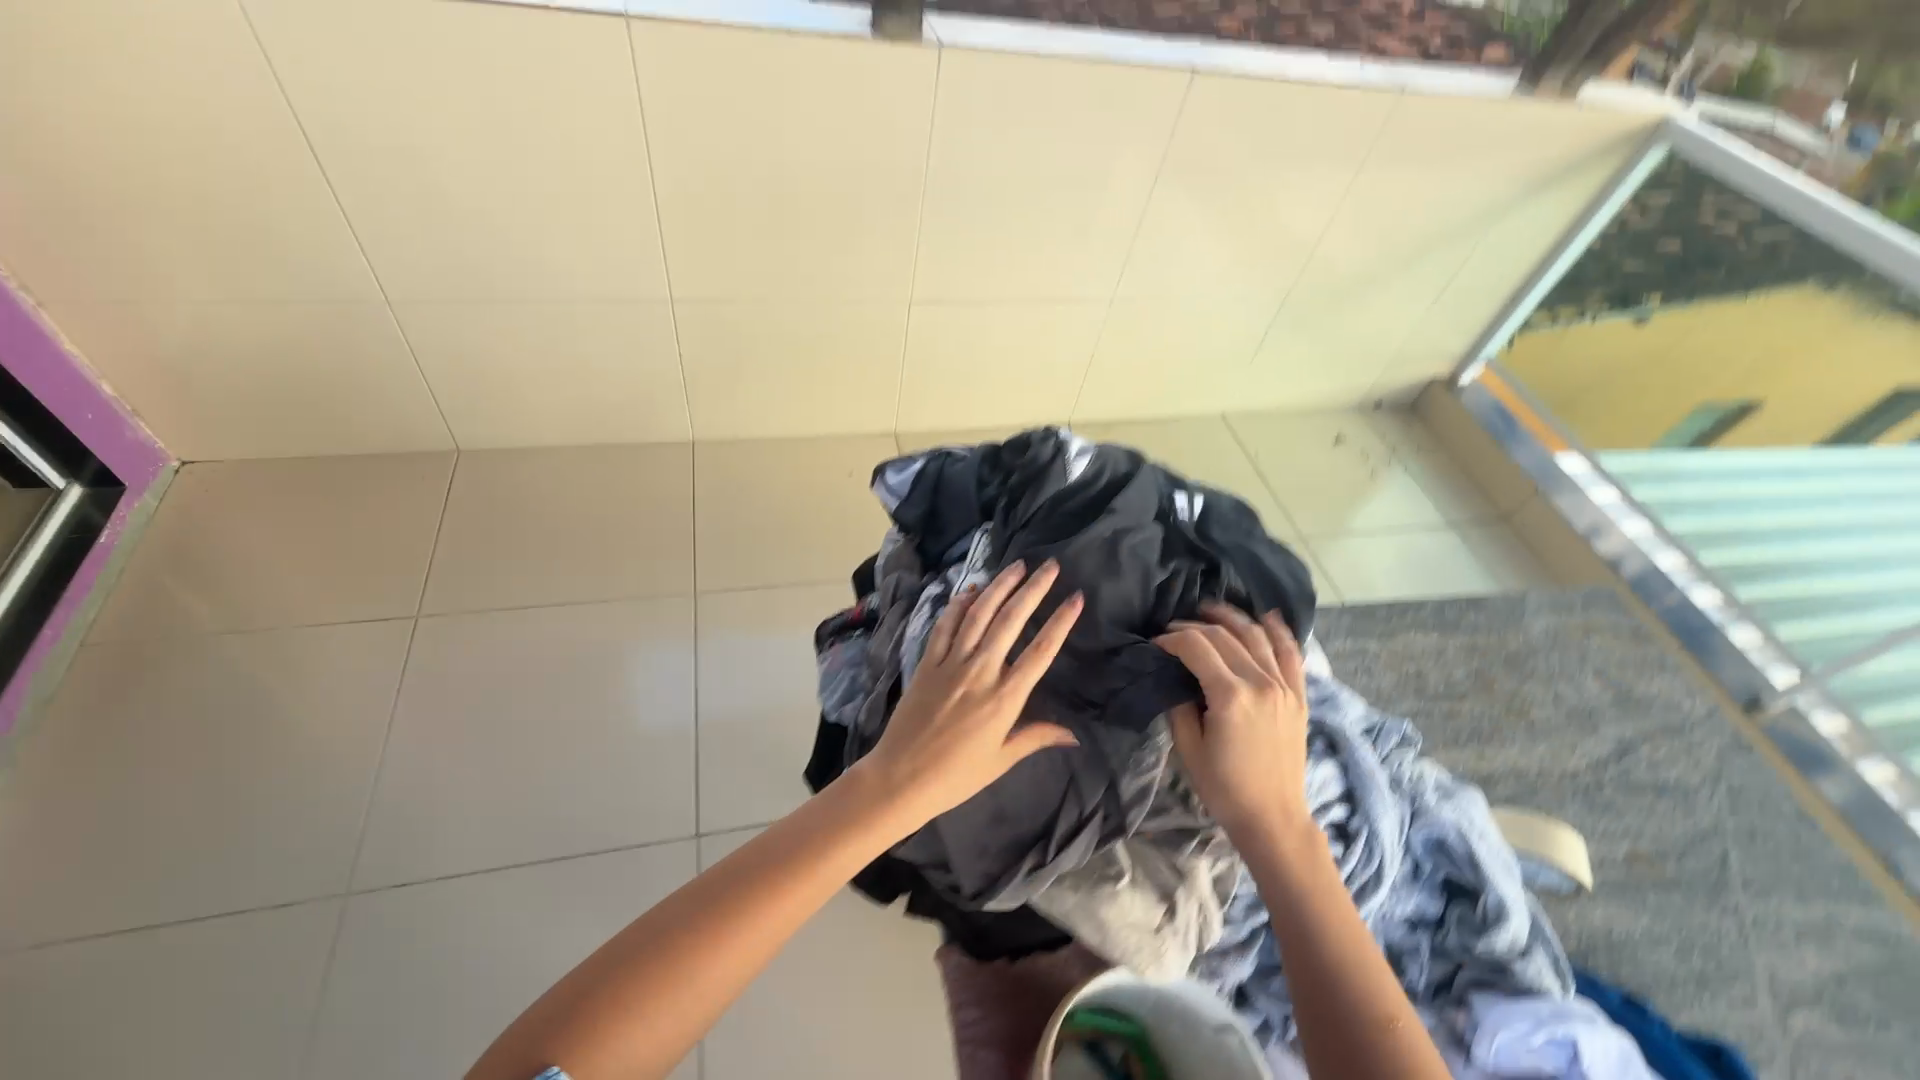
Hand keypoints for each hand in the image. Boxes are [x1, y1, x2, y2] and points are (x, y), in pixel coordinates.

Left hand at [853, 559, 1083, 826]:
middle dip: (1033, 590)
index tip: (1076, 597)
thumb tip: (1074, 735)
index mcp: (1004, 699)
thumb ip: (1036, 737)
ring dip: (998, 587)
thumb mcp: (1002, 760)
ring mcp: (951, 664)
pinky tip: (971, 589)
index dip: (1060, 622)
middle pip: (1011, 621)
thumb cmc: (957, 776)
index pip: (1040, 651)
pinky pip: (945, 626)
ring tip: (1016, 566)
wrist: (901, 777)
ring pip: (978, 615)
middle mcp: (980, 672)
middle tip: (1049, 567)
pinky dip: (959, 605)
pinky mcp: (927, 663)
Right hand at [1155, 603, 1312, 847]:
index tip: (1156, 643)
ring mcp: (1284, 686)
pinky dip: (1278, 631)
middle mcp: (1260, 682)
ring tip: (1209, 611)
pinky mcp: (1299, 695)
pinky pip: (1291, 652)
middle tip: (1173, 629)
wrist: (1272, 816)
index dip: (1172, 639)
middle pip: (1224, 637)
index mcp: (1230, 695)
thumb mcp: (1189, 747)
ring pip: (1256, 636)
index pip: (1196, 647)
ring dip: (1231, 618)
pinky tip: (1265, 616)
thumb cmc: (1223, 787)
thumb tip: (1174, 676)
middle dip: (1194, 627)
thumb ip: (1179, 704)